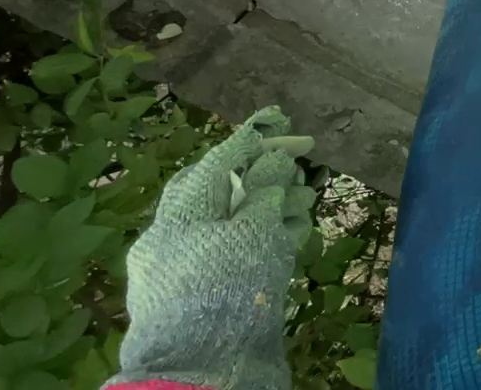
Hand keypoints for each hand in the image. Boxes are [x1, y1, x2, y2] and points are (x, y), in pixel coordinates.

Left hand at [115, 106, 315, 389]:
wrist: (206, 366)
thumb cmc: (229, 286)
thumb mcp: (256, 227)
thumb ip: (265, 187)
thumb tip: (273, 157)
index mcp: (178, 218)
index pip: (215, 162)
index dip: (250, 136)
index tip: (279, 116)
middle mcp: (174, 237)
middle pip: (217, 188)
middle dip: (261, 170)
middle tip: (300, 158)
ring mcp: (186, 265)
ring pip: (232, 216)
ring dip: (271, 201)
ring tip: (307, 200)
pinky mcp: (205, 287)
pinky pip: (235, 244)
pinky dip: (265, 231)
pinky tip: (294, 231)